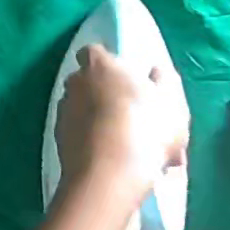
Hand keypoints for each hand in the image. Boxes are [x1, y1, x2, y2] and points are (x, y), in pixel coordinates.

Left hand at [56, 45, 188, 213]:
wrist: (109, 176)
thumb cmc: (146, 129)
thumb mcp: (171, 102)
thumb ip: (164, 81)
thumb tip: (155, 71)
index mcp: (99, 66)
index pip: (94, 52)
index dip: (108, 63)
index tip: (124, 78)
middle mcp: (75, 84)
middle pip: (86, 82)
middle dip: (104, 94)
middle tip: (133, 117)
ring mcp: (63, 113)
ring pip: (84, 112)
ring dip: (101, 122)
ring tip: (129, 148)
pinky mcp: (58, 141)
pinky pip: (79, 136)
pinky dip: (93, 144)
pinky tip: (116, 163)